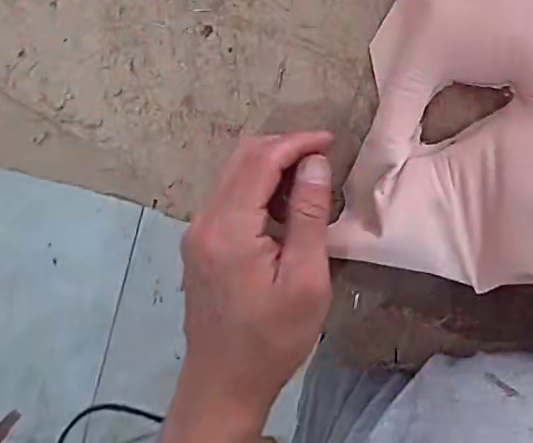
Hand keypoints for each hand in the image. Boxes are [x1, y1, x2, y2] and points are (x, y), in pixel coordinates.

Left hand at [164, 133, 333, 441]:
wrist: (223, 389)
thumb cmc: (272, 338)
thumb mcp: (305, 278)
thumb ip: (309, 215)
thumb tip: (316, 162)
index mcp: (228, 230)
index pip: (262, 159)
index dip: (299, 142)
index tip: (333, 142)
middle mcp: (204, 223)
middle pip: (244, 157)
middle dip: (287, 147)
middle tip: (325, 158)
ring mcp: (198, 233)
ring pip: (236, 171)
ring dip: (275, 165)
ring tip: (312, 184)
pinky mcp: (202, 244)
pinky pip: (232, 192)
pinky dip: (263, 184)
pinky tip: (288, 207)